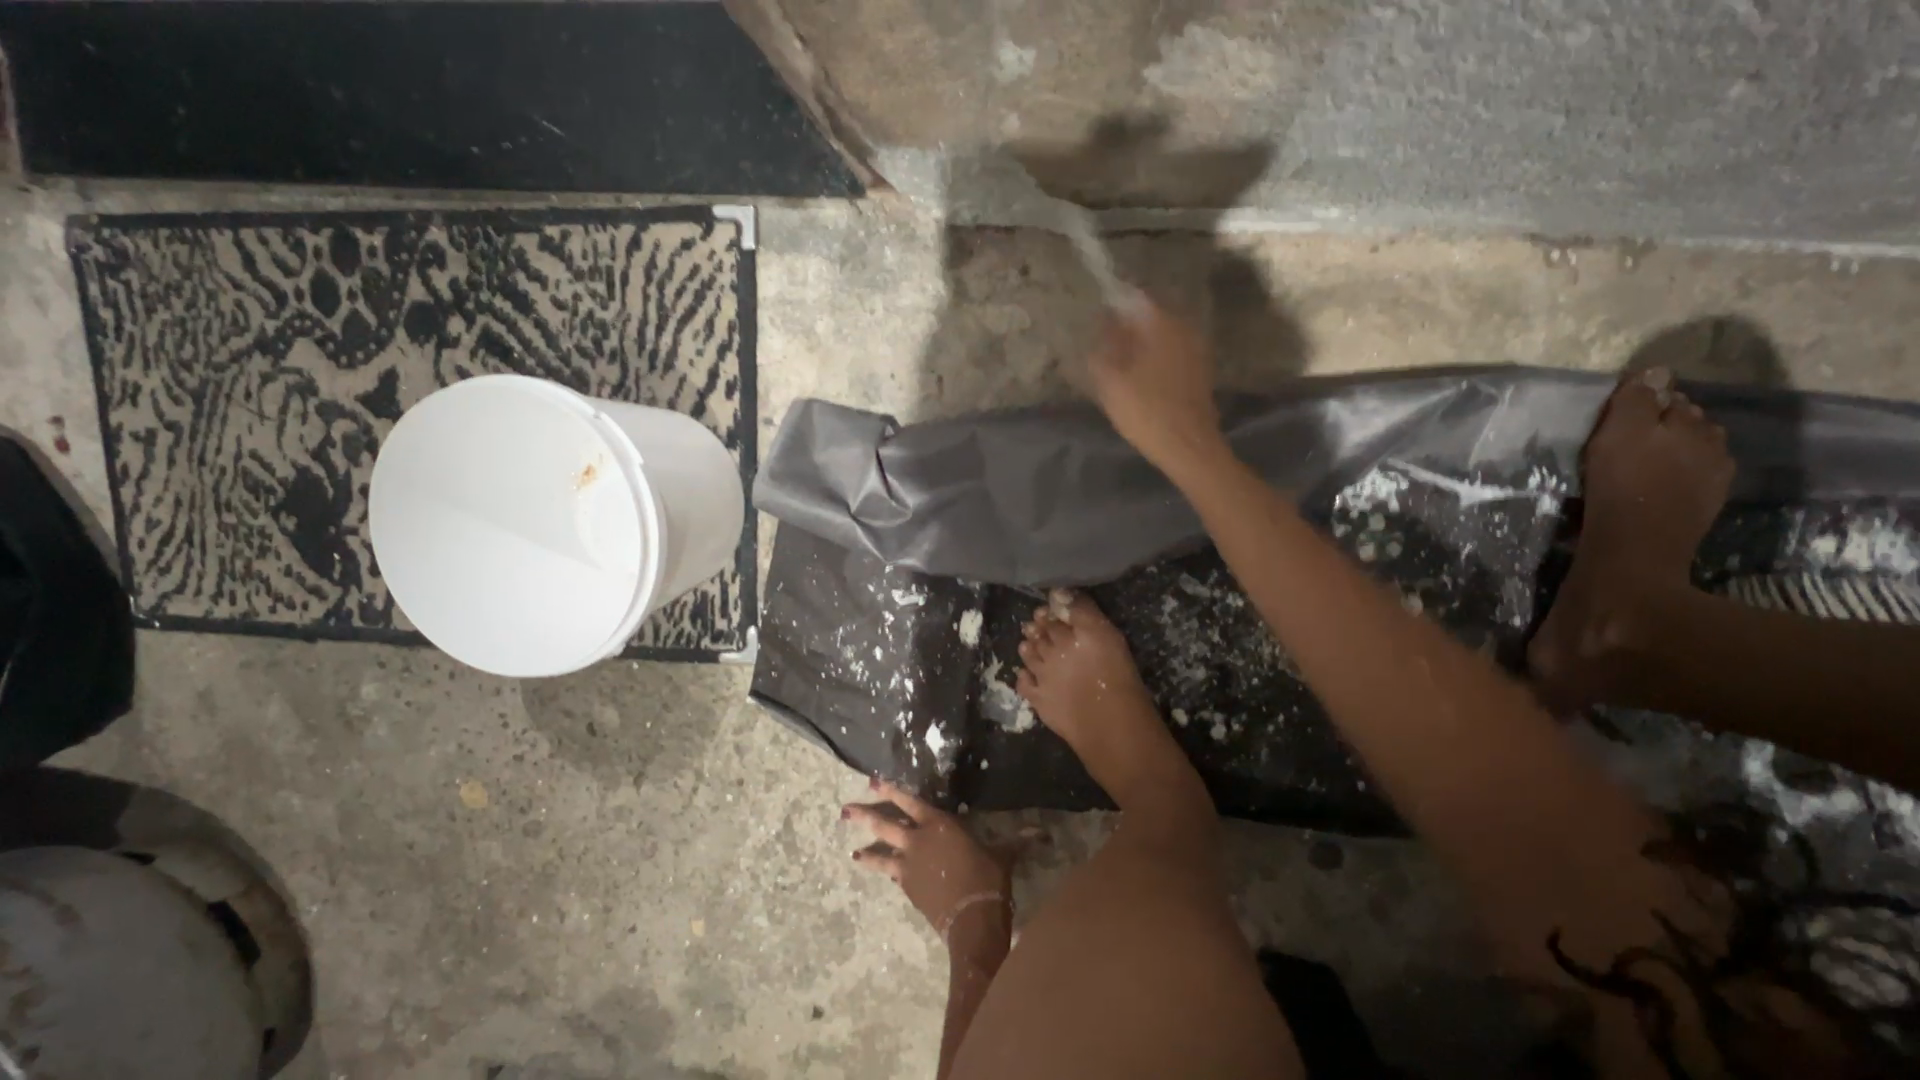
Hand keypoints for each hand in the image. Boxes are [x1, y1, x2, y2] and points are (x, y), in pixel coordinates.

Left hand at [844, 779, 1011, 944]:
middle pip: (884, 824)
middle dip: (864, 815)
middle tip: (846, 810)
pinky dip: (883, 872)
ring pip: (881, 853)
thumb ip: (1018, 841)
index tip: (873, 781)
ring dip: (867, 851)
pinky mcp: (906, 888)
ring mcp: (908, 866)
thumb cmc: (987, 877)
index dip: (891, 790)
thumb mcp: (1003, 855)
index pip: (909, 801)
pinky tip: (881, 875)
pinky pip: (891, 875)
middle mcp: (917, 841)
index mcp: (938, 824)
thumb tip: (1043, 833)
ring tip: (853, 853)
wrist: (971, 918)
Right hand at [1086, 297, 1224, 474]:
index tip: (1096, 311)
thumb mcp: (1111, 381)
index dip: (1114, 302)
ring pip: (1162, 335)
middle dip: (1128, 322)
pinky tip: (1140, 371)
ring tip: (1119, 354)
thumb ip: (1102, 350)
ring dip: (1142, 340)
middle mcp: (1183, 328)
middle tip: (1104, 334)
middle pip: (1151, 315)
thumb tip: (1100, 328)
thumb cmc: (1146, 410)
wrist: (1188, 446)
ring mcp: (1196, 349)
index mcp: (1161, 324)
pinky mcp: (1200, 371)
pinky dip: (1155, 356)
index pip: (1135, 298)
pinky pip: (1172, 352)